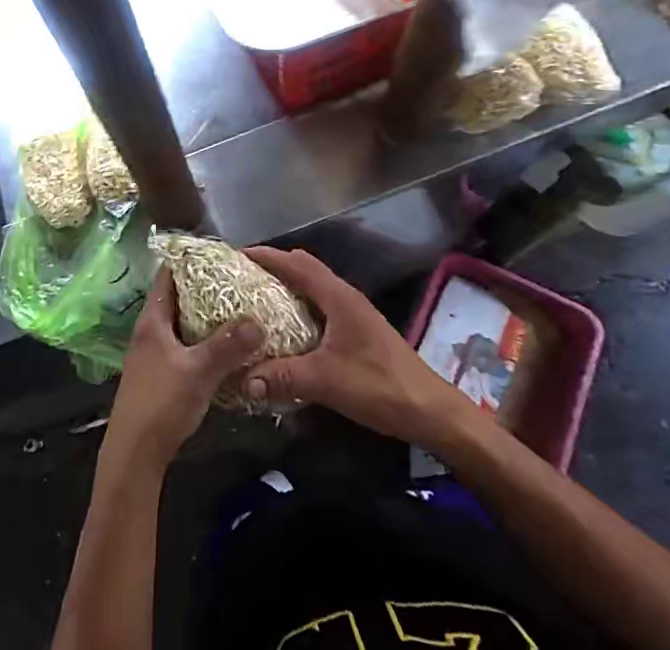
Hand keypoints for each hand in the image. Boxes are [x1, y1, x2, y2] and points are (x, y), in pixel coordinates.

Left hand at [106, 269, 264, 469]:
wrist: (135, 452)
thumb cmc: (161, 402)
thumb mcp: (198, 370)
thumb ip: (228, 345)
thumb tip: (258, 318)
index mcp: (152, 322)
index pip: (168, 278)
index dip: (189, 262)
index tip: (219, 254)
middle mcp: (151, 333)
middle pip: (178, 301)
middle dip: (205, 291)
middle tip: (240, 283)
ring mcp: (155, 356)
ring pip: (184, 327)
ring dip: (207, 320)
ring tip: (241, 312)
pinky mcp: (163, 376)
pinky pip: (187, 349)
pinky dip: (206, 344)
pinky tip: (229, 350)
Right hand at [242, 247, 479, 448]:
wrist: (432, 413)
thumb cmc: (381, 387)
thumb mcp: (326, 381)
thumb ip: (282, 377)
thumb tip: (242, 379)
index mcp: (339, 298)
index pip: (297, 264)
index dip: (267, 256)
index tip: (237, 256)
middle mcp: (346, 299)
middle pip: (304, 271)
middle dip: (273, 269)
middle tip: (241, 280)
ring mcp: (354, 316)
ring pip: (313, 291)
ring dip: (285, 290)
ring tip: (254, 303)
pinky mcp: (357, 334)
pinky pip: (319, 311)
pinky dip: (297, 311)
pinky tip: (283, 332)